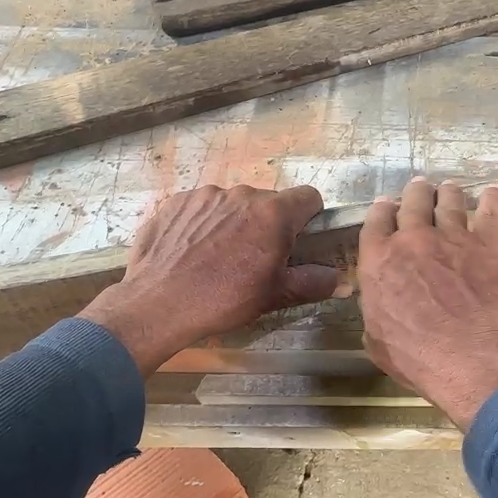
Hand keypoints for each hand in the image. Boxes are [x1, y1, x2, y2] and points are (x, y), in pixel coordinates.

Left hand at [79, 184, 339, 374]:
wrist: (158, 304)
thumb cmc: (225, 299)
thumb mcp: (277, 296)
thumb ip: (314, 282)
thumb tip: (338, 279)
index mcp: (273, 213)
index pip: (309, 197)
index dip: (309, 217)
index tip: (299, 241)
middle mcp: (240, 194)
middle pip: (268, 201)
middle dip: (269, 224)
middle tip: (257, 259)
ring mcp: (204, 195)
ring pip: (233, 204)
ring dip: (235, 223)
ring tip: (219, 257)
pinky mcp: (174, 202)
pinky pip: (201, 208)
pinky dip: (204, 224)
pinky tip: (193, 252)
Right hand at [358, 177, 497, 428]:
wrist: (467, 357)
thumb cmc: (416, 357)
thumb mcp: (377, 339)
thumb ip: (376, 311)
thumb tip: (382, 307)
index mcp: (379, 261)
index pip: (376, 221)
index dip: (382, 210)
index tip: (386, 206)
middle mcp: (412, 240)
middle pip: (412, 202)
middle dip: (414, 193)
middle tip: (419, 190)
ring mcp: (451, 239)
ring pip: (448, 201)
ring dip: (447, 192)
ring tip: (448, 189)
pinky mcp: (485, 247)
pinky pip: (490, 214)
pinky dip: (492, 201)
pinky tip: (493, 193)